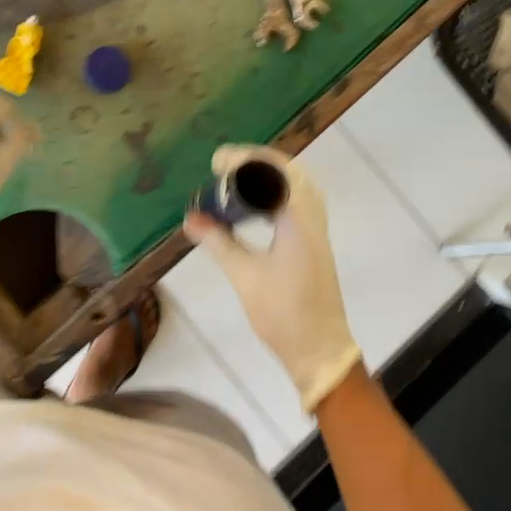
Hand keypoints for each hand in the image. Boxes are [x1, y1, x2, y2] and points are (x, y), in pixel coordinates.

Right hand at [184, 145, 361, 410]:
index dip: (244, 160)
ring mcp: (316, 229)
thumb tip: (190, 218)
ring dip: (267, 176)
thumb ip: (218, 242)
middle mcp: (312, 217)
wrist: (320, 350)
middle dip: (255, 161)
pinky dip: (274, 194)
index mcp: (298, 220)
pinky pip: (298, 201)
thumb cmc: (283, 314)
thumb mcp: (244, 276)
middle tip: (224, 166)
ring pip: (296, 185)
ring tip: (235, 180)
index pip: (274, 171)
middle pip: (289, 170)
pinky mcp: (314, 241)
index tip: (215, 163)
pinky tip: (253, 205)